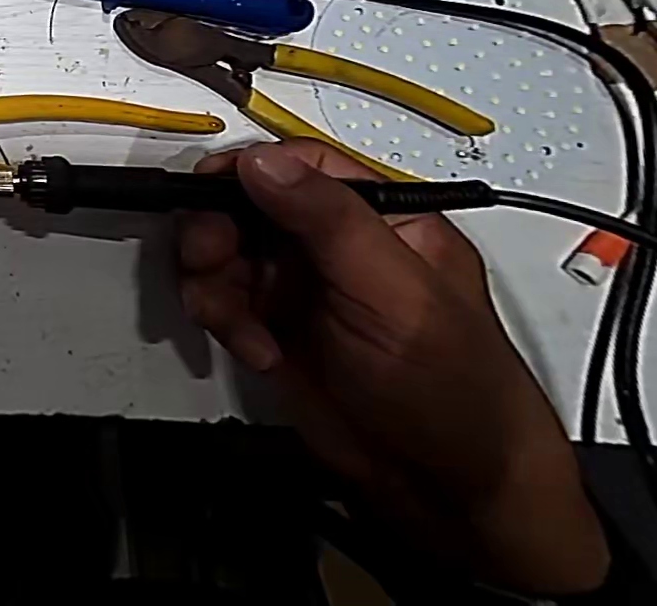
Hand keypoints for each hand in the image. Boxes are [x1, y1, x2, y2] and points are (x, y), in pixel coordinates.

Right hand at [178, 140, 607, 593]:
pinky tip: (254, 348)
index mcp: (375, 219)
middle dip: (214, 232)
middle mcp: (325, 242)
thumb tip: (262, 160)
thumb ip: (328, 222)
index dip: (245, 171)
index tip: (206, 191)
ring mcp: (291, 279)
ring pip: (217, 247)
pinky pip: (213, 292)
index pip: (297, 165)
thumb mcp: (393, 296)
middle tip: (208, 262)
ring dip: (210, 281)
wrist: (441, 495)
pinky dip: (218, 315)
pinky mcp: (263, 315)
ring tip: (232, 322)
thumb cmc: (449, 391)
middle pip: (240, 203)